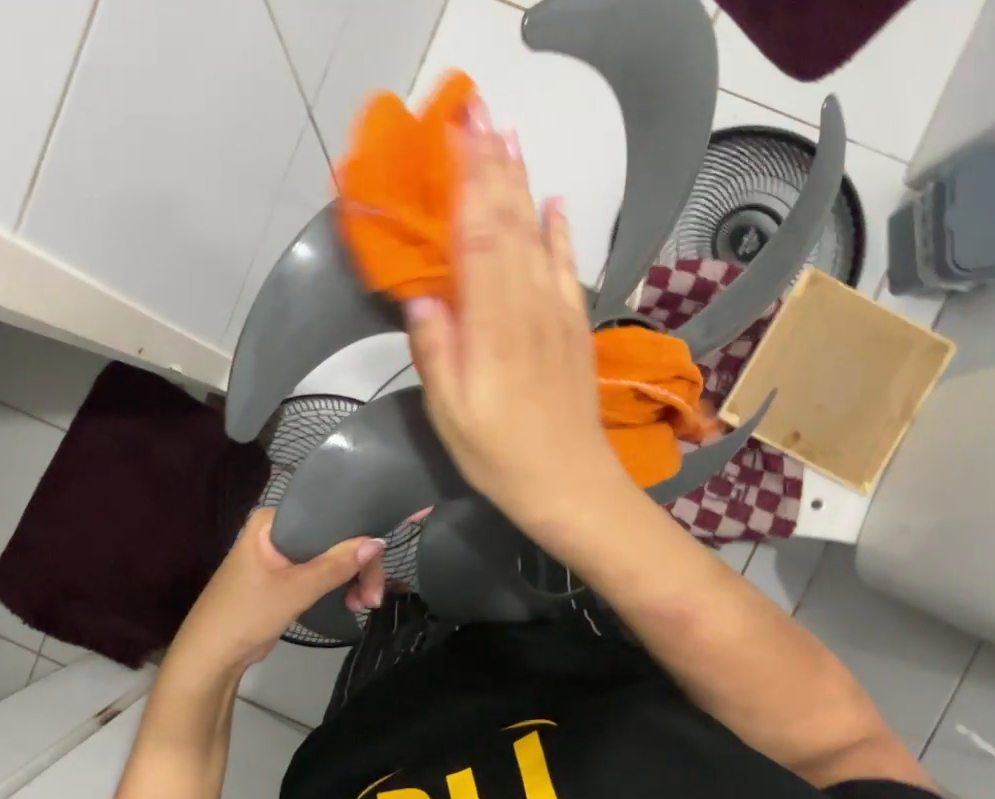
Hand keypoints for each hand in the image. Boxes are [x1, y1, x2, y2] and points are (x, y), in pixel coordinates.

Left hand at [167, 509, 385, 677]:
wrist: (213, 656)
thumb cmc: (246, 614)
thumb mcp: (295, 589)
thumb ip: (336, 565)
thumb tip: (379, 542)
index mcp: (271, 522)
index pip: (327, 517)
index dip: (357, 537)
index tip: (376, 566)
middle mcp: (276, 532)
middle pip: (332, 539)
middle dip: (358, 567)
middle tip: (374, 598)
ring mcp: (280, 556)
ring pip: (330, 558)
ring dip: (352, 580)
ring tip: (364, 605)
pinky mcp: (285, 578)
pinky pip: (321, 573)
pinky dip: (338, 587)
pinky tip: (352, 603)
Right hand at [403, 103, 629, 527]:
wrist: (571, 486)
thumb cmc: (499, 456)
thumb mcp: (450, 414)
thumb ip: (435, 351)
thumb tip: (420, 294)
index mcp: (493, 326)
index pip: (479, 238)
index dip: (467, 185)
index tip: (455, 139)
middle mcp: (529, 307)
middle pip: (510, 224)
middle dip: (493, 167)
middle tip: (479, 117)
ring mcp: (557, 314)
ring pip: (537, 237)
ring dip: (523, 185)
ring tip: (509, 139)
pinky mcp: (574, 327)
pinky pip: (566, 267)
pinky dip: (560, 231)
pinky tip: (555, 203)